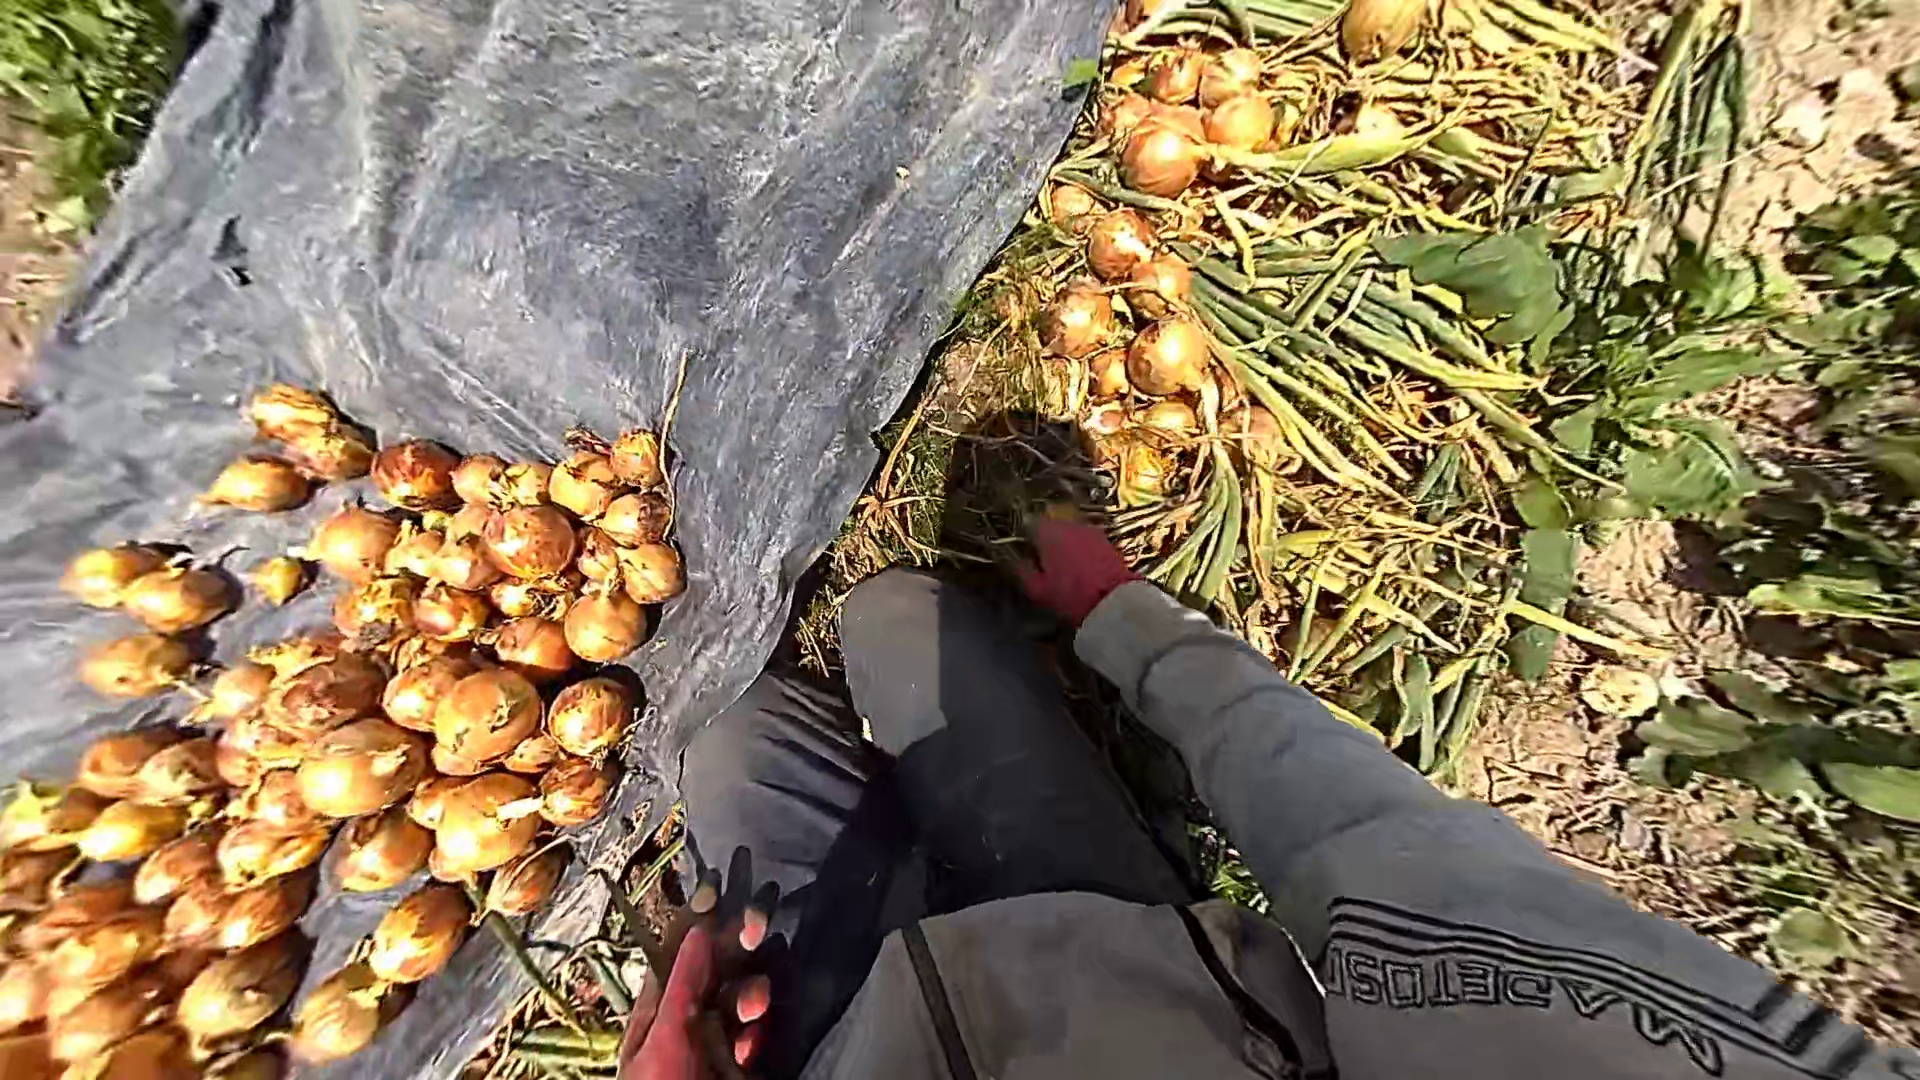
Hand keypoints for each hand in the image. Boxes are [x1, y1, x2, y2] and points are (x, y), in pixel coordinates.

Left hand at [618, 874, 774, 1079]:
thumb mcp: (663, 1043)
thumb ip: (684, 982)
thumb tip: (703, 922)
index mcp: (657, 1011)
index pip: (678, 950)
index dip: (696, 918)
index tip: (719, 885)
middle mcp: (688, 1015)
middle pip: (716, 963)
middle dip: (738, 943)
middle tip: (759, 924)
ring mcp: (716, 1037)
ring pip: (742, 988)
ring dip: (753, 986)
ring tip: (758, 1003)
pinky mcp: (743, 1057)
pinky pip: (758, 1023)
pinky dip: (762, 1018)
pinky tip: (761, 1022)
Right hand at [1017, 515, 1140, 626]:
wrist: (1113, 601)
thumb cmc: (1069, 594)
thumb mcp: (1037, 589)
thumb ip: (1022, 570)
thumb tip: (1014, 560)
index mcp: (1048, 533)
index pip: (1029, 524)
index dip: (1025, 538)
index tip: (1024, 552)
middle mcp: (1069, 525)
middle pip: (1051, 526)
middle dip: (1046, 540)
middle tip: (1043, 561)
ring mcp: (1090, 531)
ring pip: (1071, 533)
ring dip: (1065, 544)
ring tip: (1064, 567)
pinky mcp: (1107, 541)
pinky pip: (1086, 541)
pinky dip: (1081, 550)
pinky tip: (1082, 568)